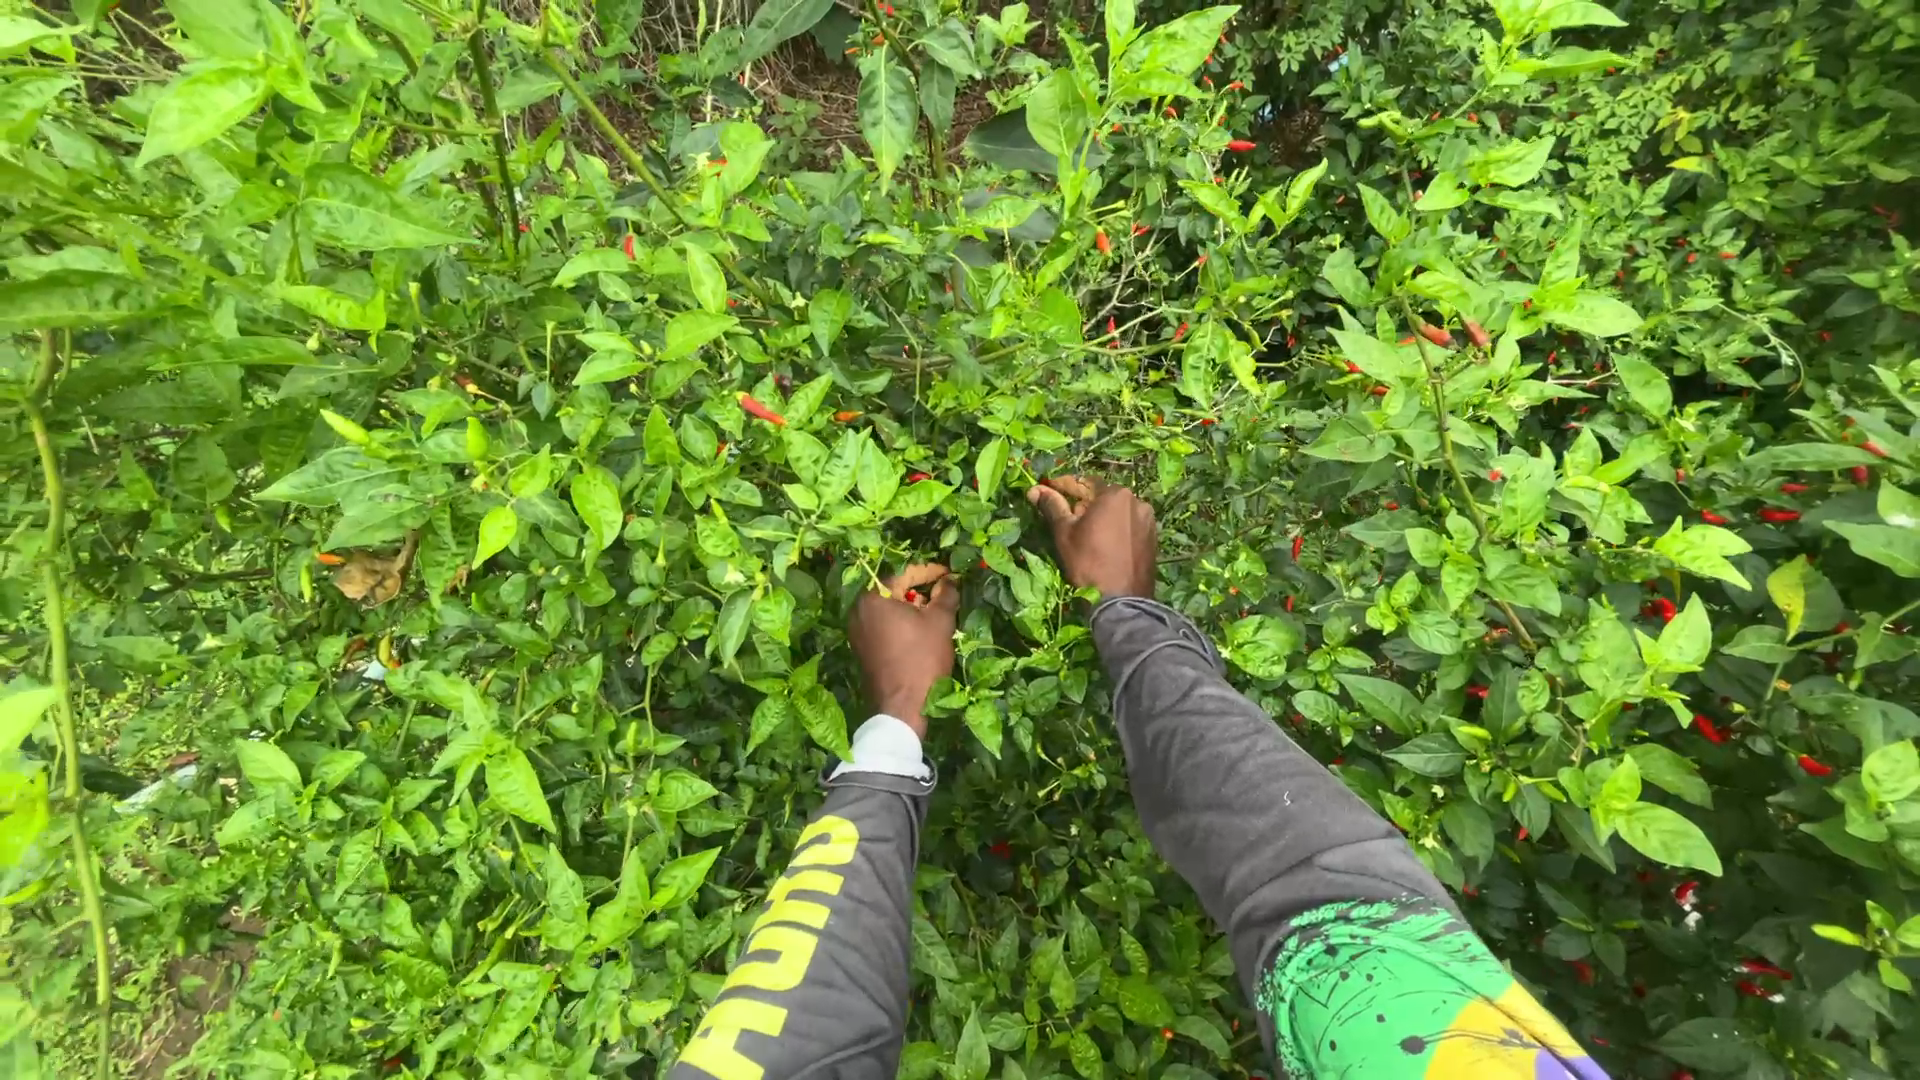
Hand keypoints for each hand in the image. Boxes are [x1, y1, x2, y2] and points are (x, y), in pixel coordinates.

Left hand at [847, 564, 958, 737]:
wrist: (902, 706)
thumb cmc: (922, 658)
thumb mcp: (940, 622)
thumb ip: (946, 594)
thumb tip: (949, 580)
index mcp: (873, 597)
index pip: (903, 574)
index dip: (929, 572)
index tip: (947, 574)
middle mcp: (858, 610)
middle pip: (892, 590)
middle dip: (917, 590)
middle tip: (940, 595)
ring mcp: (856, 630)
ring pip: (886, 608)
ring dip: (908, 607)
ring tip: (931, 614)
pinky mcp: (860, 647)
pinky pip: (880, 625)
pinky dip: (898, 623)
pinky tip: (916, 633)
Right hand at [1027, 476, 1157, 599]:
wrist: (1120, 601)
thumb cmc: (1087, 562)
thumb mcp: (1065, 532)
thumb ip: (1052, 506)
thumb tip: (1034, 489)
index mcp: (1115, 494)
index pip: (1084, 483)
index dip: (1064, 487)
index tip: (1049, 491)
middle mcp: (1137, 501)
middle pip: (1103, 497)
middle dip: (1084, 504)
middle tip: (1067, 519)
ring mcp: (1148, 521)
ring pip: (1117, 513)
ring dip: (1101, 518)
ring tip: (1086, 535)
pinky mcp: (1153, 539)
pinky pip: (1128, 527)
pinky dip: (1115, 530)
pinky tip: (1104, 545)